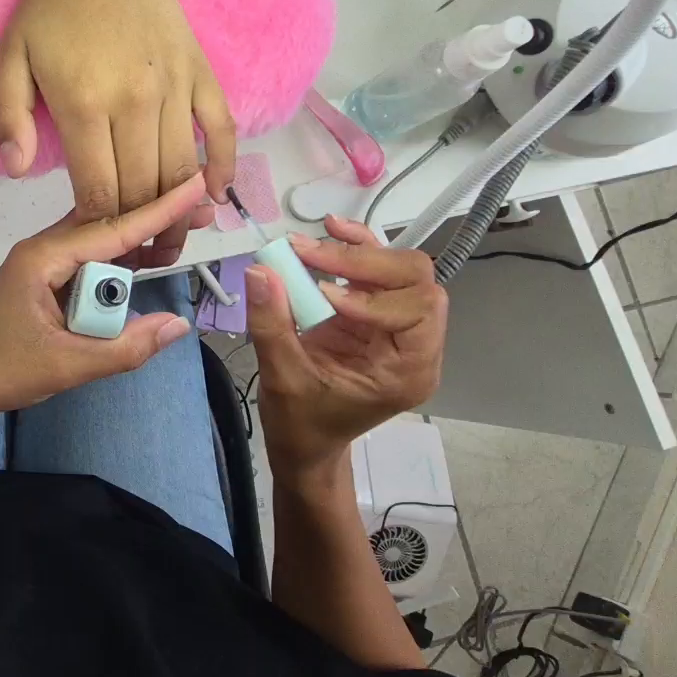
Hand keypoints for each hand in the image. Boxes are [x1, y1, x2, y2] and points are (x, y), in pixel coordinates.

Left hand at [0, 0, 235, 268]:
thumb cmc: (49, 12)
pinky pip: (221, 128)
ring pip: (182, 169)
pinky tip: (215, 195)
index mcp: (84, 107)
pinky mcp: (201, 73)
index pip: (101, 190)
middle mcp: (135, 104)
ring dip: (182, 215)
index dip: (103, 229)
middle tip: (142, 263)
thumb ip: (8, 118)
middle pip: (144, 190)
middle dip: (143, 236)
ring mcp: (174, 88)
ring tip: (175, 244)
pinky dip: (222, 166)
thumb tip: (16, 173)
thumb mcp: (10, 60)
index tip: (103, 250)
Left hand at [0, 174, 207, 425]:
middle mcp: (45, 250)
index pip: (111, 228)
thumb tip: (178, 325)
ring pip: (101, 244)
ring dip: (139, 242)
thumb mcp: (68, 366)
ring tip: (187, 231)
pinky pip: (90, 264)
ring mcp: (44, 263)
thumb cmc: (2, 371)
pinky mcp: (47, 280)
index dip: (158, 210)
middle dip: (155, 218)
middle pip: (108, 226)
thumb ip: (124, 348)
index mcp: (43, 258)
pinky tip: (150, 260)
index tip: (196, 186)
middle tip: (205, 211)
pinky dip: (120, 264)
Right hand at [245, 215, 446, 474]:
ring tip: (310, 243)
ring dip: (356, 251)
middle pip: (414, 281)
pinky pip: (374, 275)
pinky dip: (354, 251)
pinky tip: (330, 232)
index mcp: (408, 370)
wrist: (304, 445)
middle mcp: (414, 345)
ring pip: (397, 271)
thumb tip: (260, 271)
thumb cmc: (300, 424)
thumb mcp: (282, 378)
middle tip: (309, 253)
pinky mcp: (373, 317)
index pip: (416, 308)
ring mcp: (396, 329)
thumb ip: (272, 324)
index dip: (371, 293)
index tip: (320, 292)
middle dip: (363, 261)